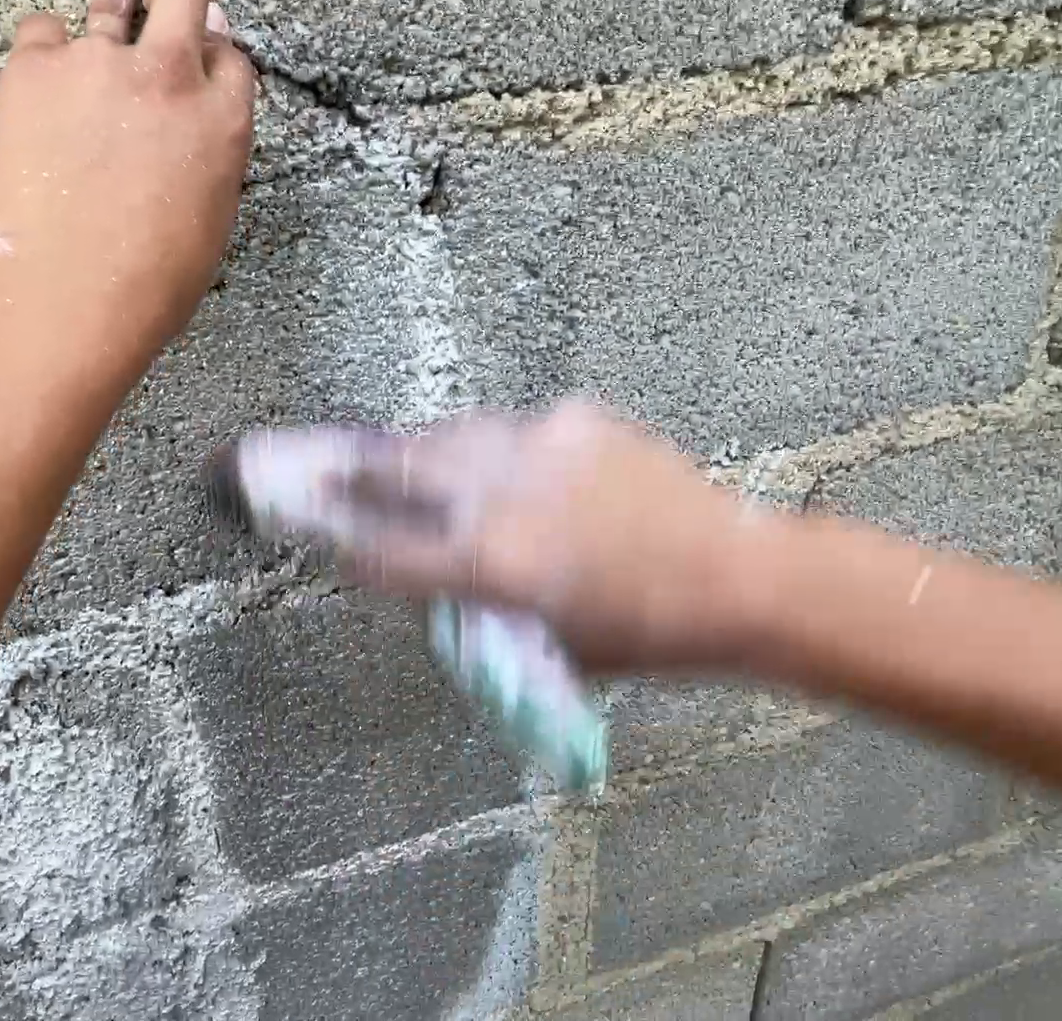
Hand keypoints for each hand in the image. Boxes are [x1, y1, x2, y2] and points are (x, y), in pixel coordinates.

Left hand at [0, 0, 255, 347]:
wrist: (71, 292)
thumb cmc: (144, 285)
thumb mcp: (207, 228)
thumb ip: (206, 166)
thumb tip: (190, 146)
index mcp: (222, 124)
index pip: (229, 57)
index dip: (212, 52)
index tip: (198, 54)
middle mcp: (169, 78)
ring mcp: (101, 65)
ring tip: (108, 0)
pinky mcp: (37, 70)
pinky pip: (42, 29)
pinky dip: (46, 49)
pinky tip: (46, 80)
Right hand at [273, 402, 763, 672]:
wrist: (738, 576)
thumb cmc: (644, 633)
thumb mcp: (544, 643)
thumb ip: (477, 604)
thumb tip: (435, 576)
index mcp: (491, 564)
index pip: (384, 551)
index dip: (348, 548)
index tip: (329, 542)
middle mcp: (502, 496)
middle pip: (395, 469)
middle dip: (351, 472)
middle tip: (323, 468)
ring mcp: (537, 445)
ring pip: (447, 436)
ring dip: (421, 453)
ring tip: (411, 462)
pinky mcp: (573, 418)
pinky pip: (510, 428)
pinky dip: (496, 449)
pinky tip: (514, 468)